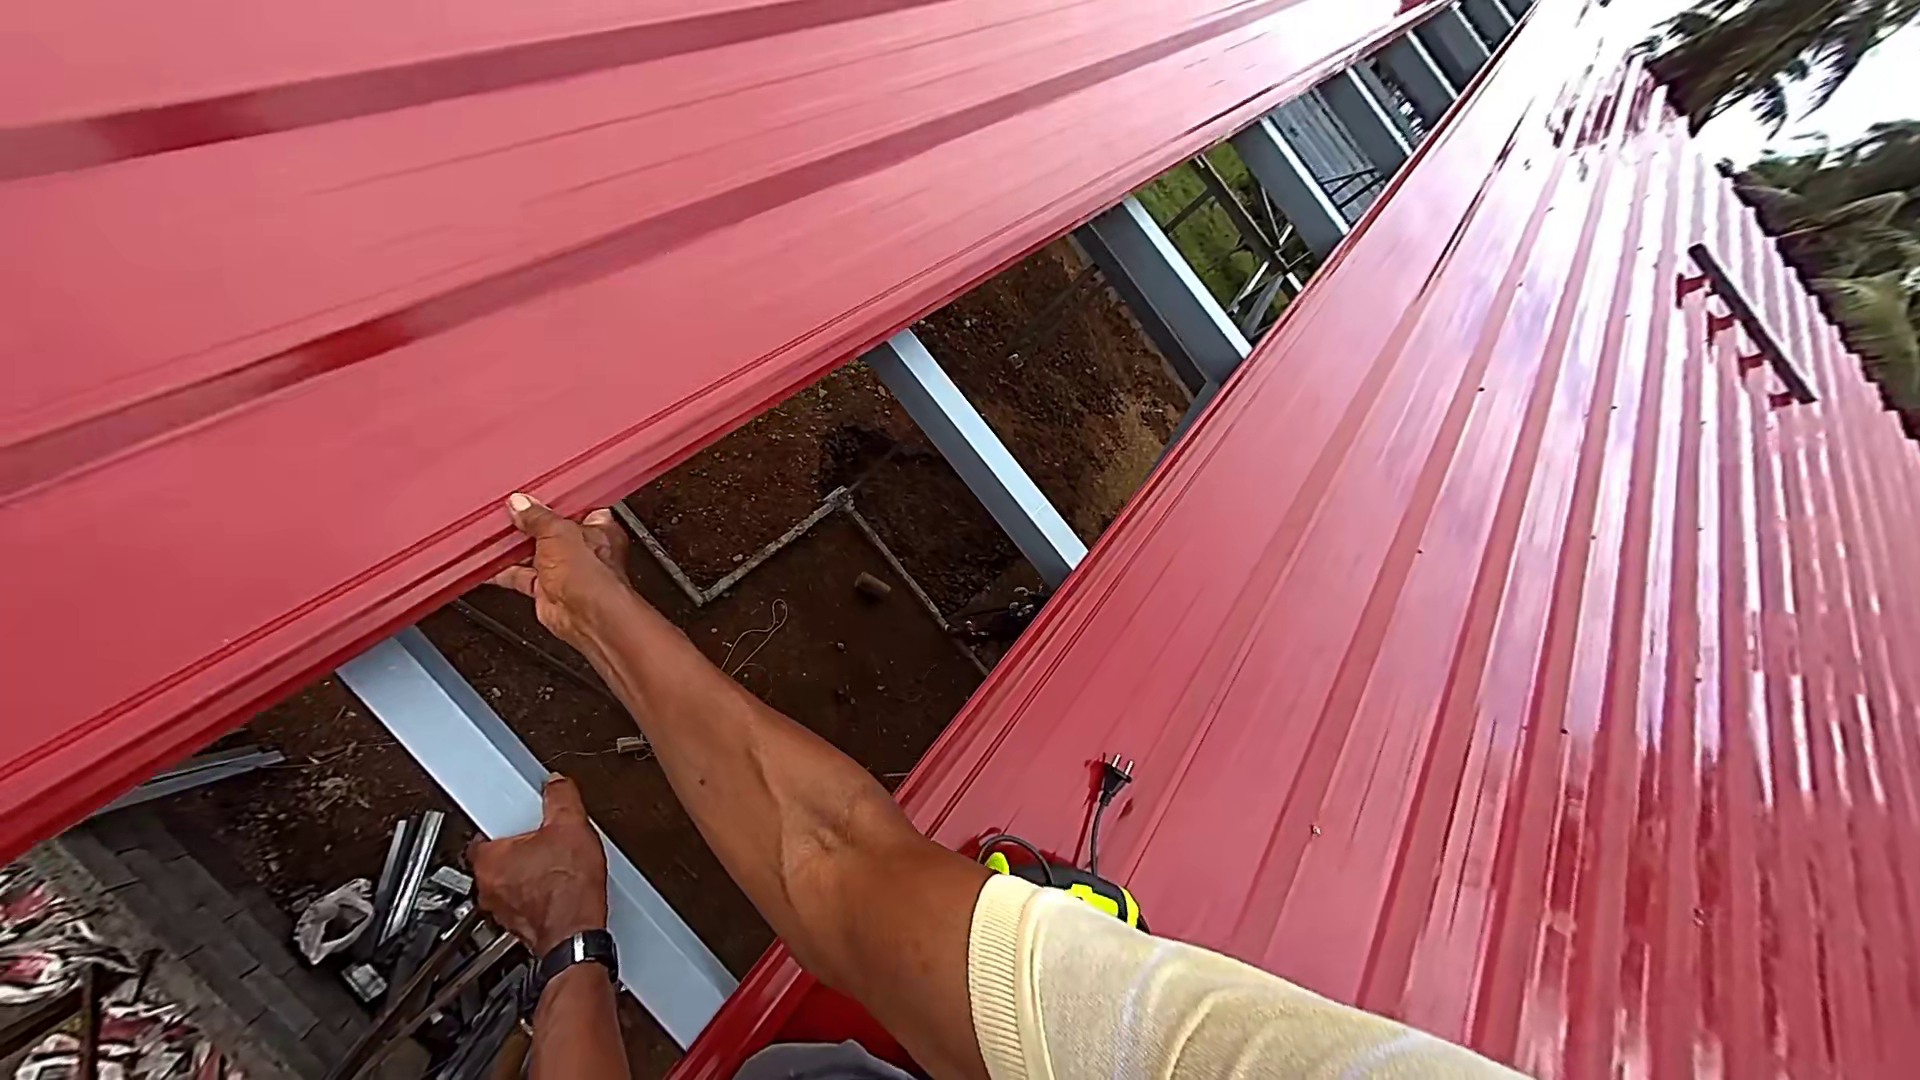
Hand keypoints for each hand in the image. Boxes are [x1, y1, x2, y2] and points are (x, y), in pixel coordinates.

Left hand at [470, 776, 609, 954]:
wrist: (576, 929)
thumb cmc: (568, 886)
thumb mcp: (572, 824)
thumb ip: (560, 797)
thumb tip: (554, 784)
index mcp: (489, 859)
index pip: (484, 831)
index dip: (508, 819)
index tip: (522, 814)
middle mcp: (486, 886)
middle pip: (498, 854)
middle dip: (523, 844)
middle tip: (549, 836)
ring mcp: (499, 907)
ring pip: (509, 876)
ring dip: (529, 867)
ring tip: (558, 859)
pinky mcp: (515, 922)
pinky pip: (520, 895)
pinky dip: (536, 887)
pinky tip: (561, 880)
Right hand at [490, 493, 633, 650]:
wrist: (586, 614)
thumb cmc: (592, 576)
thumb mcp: (559, 532)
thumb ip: (538, 517)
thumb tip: (522, 503)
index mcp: (600, 530)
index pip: (578, 510)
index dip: (556, 504)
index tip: (533, 497)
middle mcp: (585, 550)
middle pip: (551, 532)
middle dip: (529, 526)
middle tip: (507, 516)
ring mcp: (567, 571)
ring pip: (534, 554)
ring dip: (513, 548)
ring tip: (491, 536)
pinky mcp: (548, 590)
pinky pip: (520, 576)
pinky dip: (502, 572)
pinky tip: (487, 565)